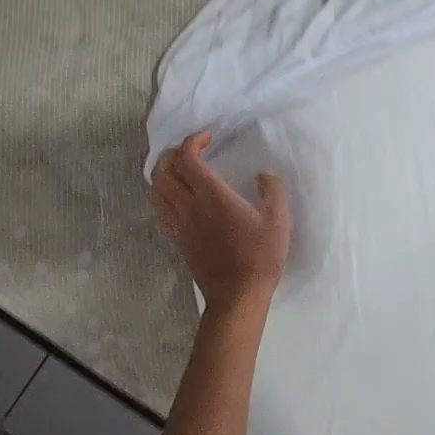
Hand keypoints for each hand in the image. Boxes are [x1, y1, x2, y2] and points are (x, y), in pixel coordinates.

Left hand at [150, 131, 291, 313]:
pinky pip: (159, 212)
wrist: (238, 296)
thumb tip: (263, 175)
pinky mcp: (177, 240)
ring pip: (155, 191)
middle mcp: (189, 207)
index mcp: (212, 196)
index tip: (208, 138)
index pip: (187, 158)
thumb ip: (273, 189)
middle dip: (172, 154)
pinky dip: (162, 197)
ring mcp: (179, 225)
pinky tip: (178, 199)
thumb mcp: (279, 220)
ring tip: (180, 171)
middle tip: (191, 151)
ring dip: (162, 174)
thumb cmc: (260, 257)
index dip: (192, 141)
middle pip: (162, 170)